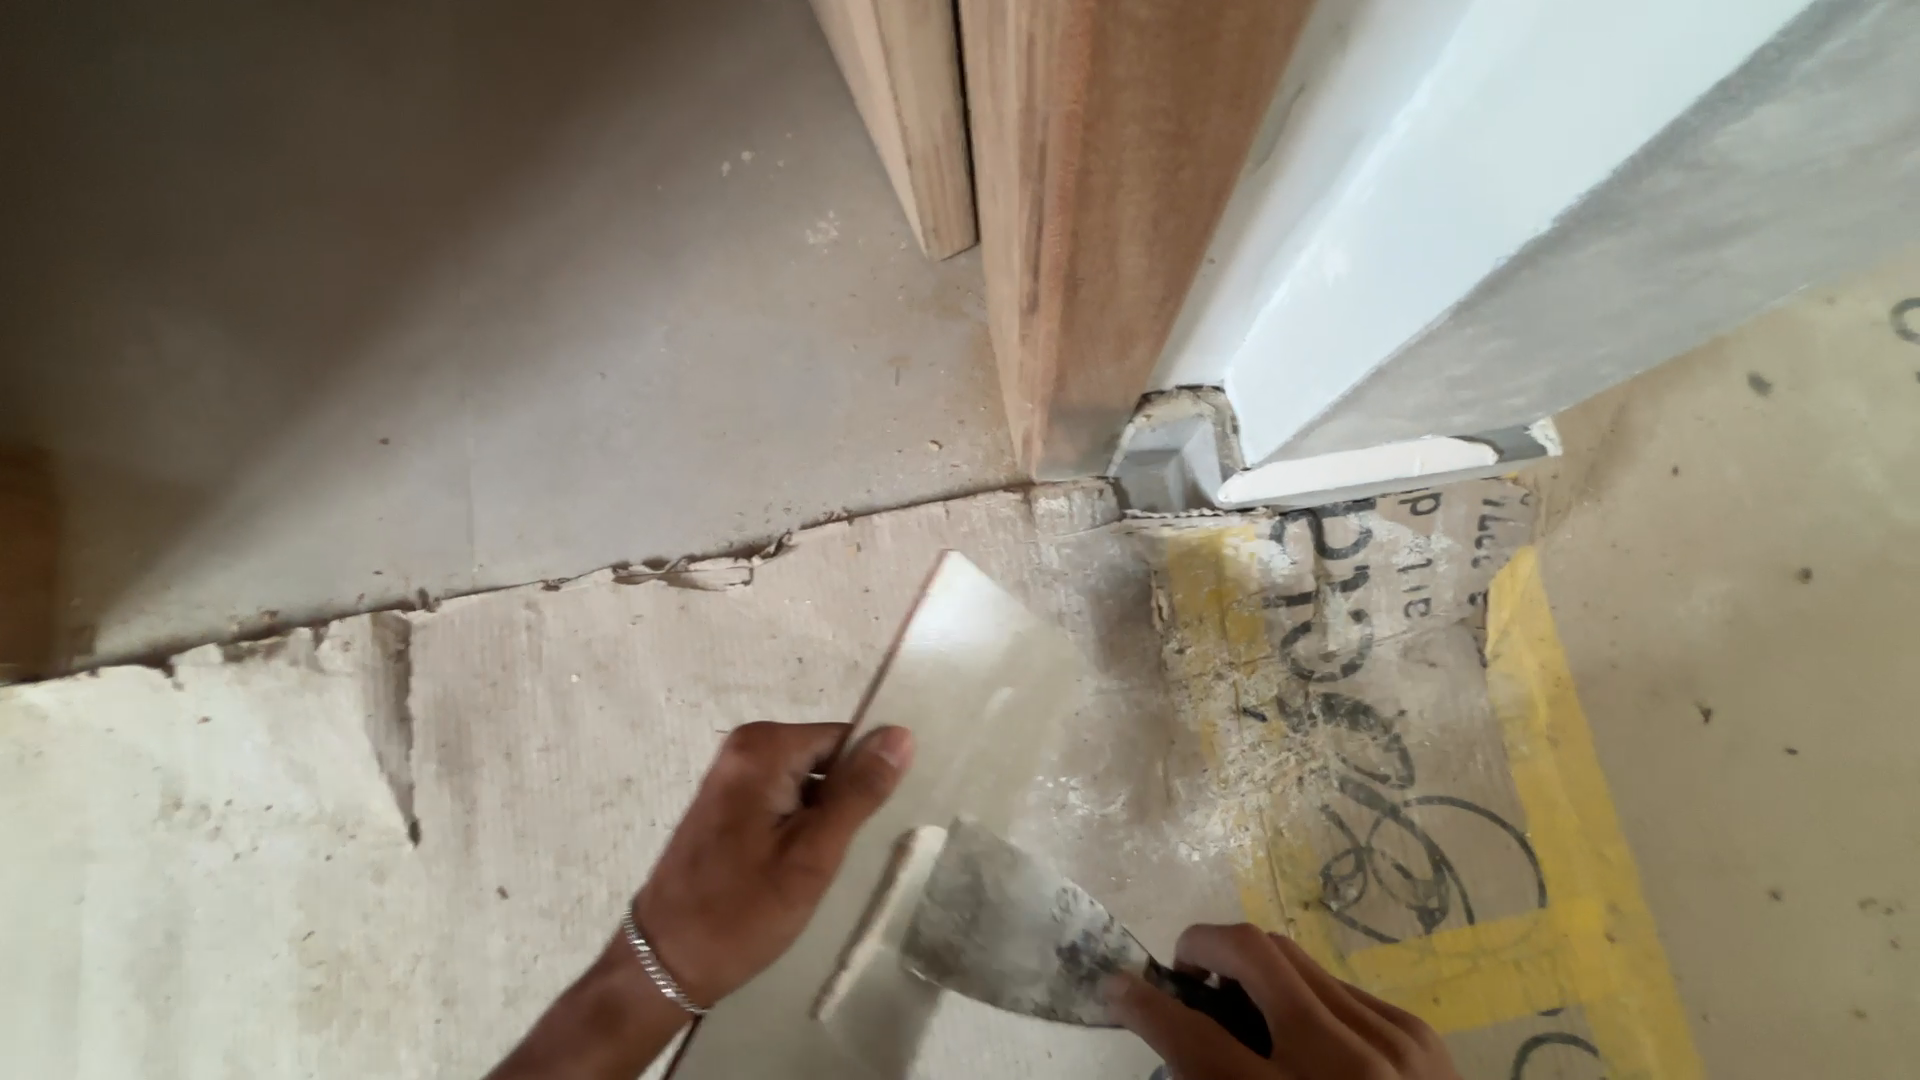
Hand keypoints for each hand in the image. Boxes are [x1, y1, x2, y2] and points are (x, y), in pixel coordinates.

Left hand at [632, 721, 913, 1007]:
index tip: (876, 823)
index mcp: (765, 746)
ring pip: (810, 780)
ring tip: (823, 863)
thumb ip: (860, 790)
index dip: (868, 778)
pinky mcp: (729, 800)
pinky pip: (786, 795)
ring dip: (825, 816)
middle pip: (827, 757)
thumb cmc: (741, 911)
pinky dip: (802, 824)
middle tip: (843, 852)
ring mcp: (733, 772)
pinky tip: (801, 865)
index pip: (846, 739)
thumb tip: (902, 734)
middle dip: (845, 800)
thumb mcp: (814, 853)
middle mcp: (746, 746)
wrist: (663, 965)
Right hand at [1109, 924, 1460, 1079]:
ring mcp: (1387, 1044)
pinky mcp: (1418, 1035)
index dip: (1142, 1004)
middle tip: (1186, 971)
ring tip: (1242, 997)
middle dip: (1199, 945)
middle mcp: (1339, 1068)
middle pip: (1247, 954)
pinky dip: (1303, 995)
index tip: (1119, 985)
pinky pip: (1335, 984)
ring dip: (1250, 967)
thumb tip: (1169, 1026)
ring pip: (1288, 954)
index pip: (1191, 1037)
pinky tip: (1306, 1031)